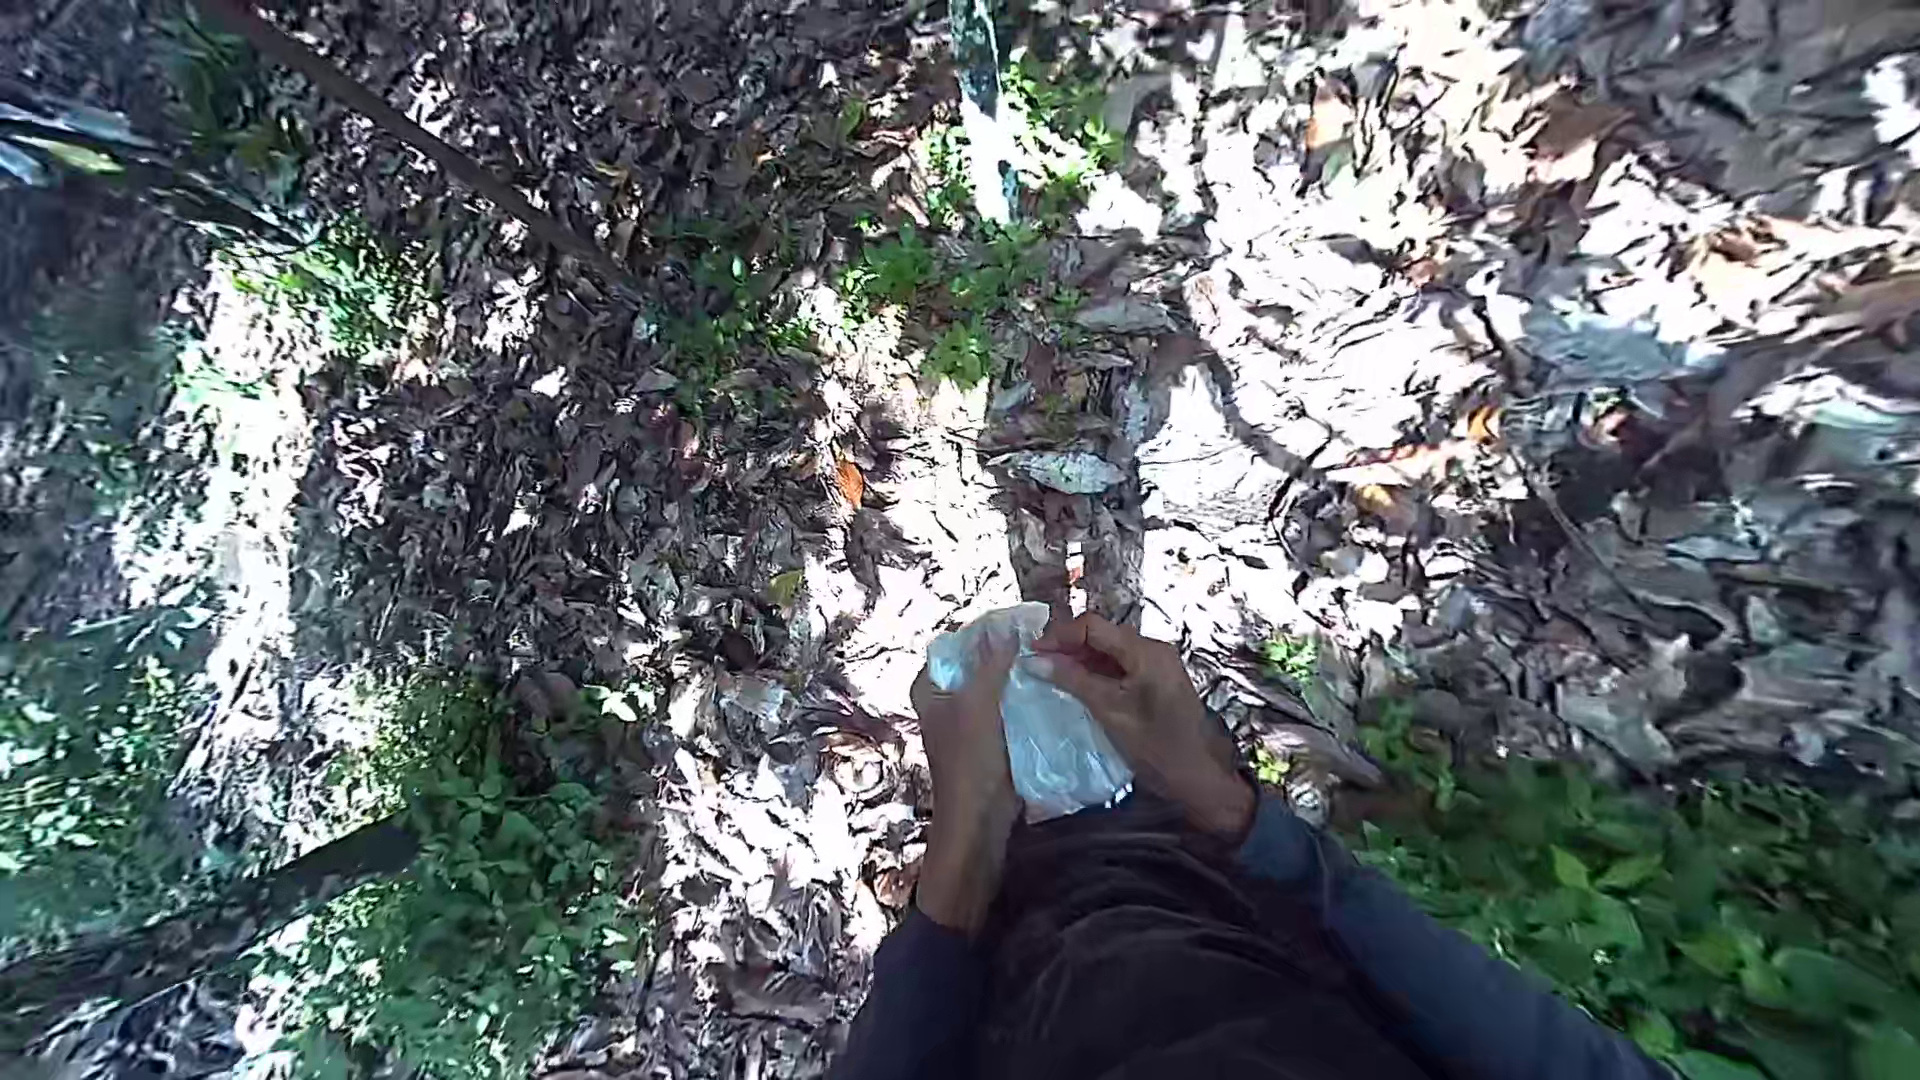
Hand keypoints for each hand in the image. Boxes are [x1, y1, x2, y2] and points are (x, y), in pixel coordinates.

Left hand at [909, 629, 1020, 933]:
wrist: (979, 824)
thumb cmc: (970, 758)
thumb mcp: (980, 701)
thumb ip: (994, 662)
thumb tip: (1010, 627)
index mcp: (929, 689)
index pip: (952, 646)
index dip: (980, 633)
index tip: (1014, 623)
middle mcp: (944, 703)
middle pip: (975, 666)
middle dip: (1002, 654)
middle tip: (1035, 640)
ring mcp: (966, 724)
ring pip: (992, 689)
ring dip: (1014, 678)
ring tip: (1044, 660)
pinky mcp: (988, 742)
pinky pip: (1005, 710)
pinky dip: (1020, 700)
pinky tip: (1045, 690)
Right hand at [1033, 613, 1254, 840]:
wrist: (1200, 779)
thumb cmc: (1156, 747)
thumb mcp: (1109, 711)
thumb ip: (1073, 680)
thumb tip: (1035, 660)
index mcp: (1145, 651)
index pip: (1093, 626)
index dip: (1060, 635)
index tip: (1034, 651)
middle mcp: (1153, 648)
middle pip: (1101, 634)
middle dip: (1067, 645)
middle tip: (1039, 662)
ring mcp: (1156, 663)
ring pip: (1108, 648)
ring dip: (1079, 657)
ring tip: (1052, 672)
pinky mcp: (1155, 678)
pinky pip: (1119, 663)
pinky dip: (1096, 669)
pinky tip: (1076, 682)